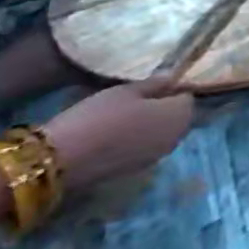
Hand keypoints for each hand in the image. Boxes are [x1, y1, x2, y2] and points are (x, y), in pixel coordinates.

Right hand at [40, 83, 194, 189]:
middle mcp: (177, 138)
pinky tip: (117, 134)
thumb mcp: (126, 91)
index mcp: (180, 115)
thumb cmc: (99, 116)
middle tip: (137, 99)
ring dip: (152, 125)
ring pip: (163, 134)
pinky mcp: (137, 170)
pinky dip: (139, 140)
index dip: (172, 90)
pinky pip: (147, 148)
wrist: (61, 161)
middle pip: (177, 117)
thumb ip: (154, 84)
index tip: (153, 85)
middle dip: (164, 108)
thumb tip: (172, 77)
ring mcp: (158, 157)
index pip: (186, 97)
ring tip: (124, 115)